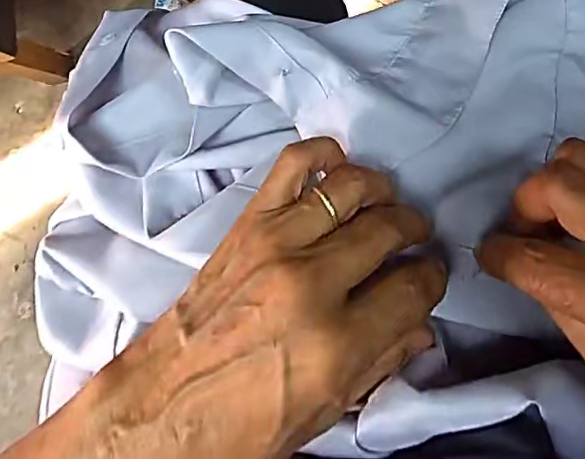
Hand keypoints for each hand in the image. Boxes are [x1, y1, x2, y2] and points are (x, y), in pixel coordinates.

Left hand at [9, 138, 447, 458]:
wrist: (152, 419)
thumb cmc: (240, 429)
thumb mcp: (323, 414)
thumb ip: (382, 362)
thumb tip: (423, 325)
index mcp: (334, 345)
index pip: (414, 286)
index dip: (432, 279)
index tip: (428, 277)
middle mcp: (311, 285)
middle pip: (390, 228)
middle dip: (414, 233)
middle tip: (413, 243)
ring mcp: (277, 244)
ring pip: (353, 187)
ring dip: (382, 192)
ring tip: (384, 207)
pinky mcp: (250, 223)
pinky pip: (296, 163)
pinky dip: (325, 154)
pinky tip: (338, 171)